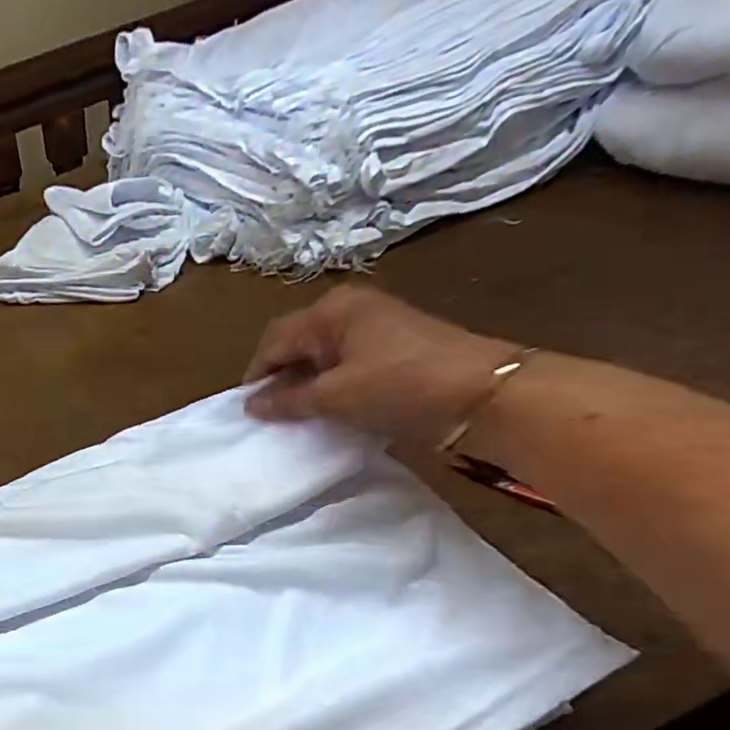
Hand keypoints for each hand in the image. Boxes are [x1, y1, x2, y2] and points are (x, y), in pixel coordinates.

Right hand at [244, 285, 527, 443]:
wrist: (484, 395)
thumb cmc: (400, 385)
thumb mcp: (337, 396)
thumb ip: (289, 400)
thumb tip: (251, 404)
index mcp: (331, 310)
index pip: (275, 338)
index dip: (257, 372)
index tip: (246, 410)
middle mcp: (350, 311)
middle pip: (298, 344)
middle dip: (281, 379)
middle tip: (270, 416)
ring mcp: (375, 329)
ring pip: (322, 358)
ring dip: (307, 387)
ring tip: (297, 419)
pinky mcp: (393, 352)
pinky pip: (346, 368)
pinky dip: (332, 389)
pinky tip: (329, 414)